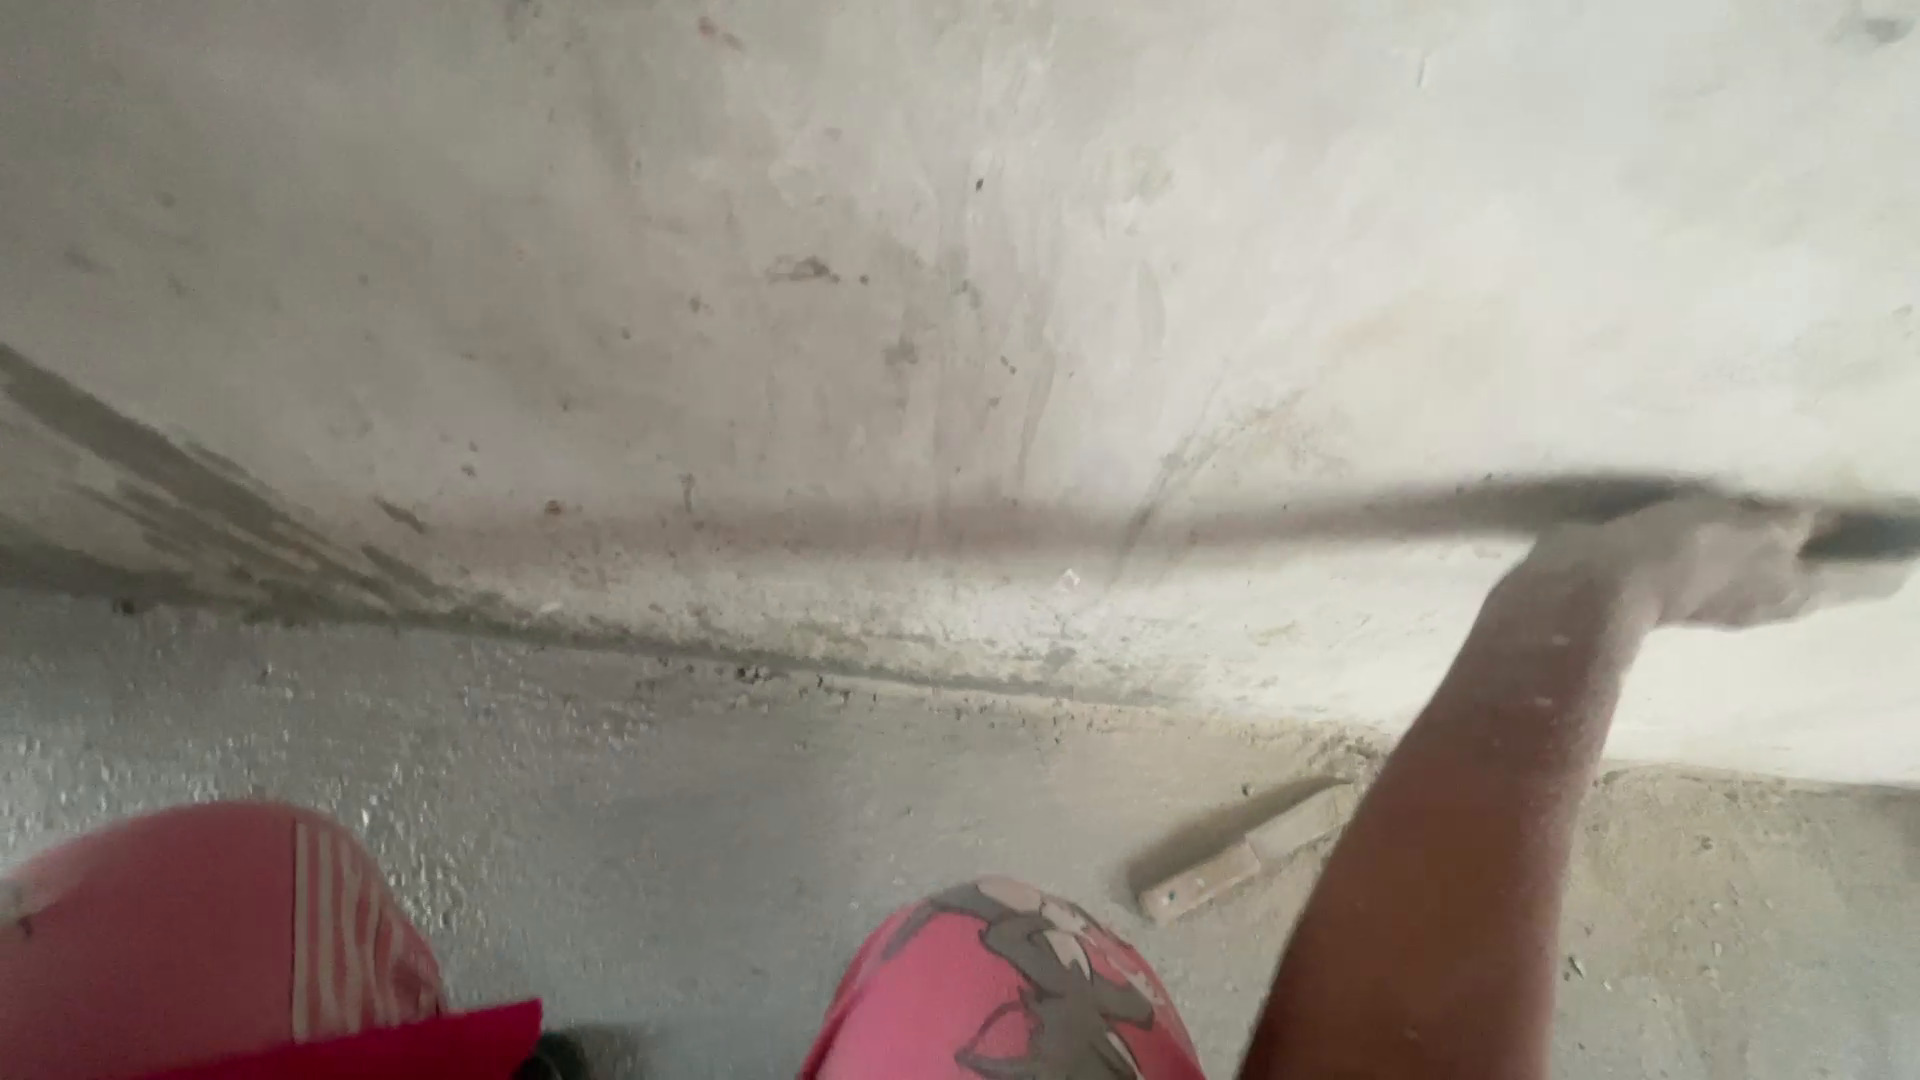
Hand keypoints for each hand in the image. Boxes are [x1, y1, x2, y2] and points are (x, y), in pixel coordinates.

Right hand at [1525, 496, 1901, 627]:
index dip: (1893, 549)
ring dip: (1763, 545)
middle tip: (1828, 506)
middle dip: (1823, 545)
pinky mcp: (1664, 587)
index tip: (1896, 520)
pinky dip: (1717, 546)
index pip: (1875, 577)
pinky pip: (1708, 564)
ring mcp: (1711, 600)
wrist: (1589, 581)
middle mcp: (1765, 604)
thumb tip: (1830, 519)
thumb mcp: (1752, 524)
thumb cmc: (1684, 552)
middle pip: (1814, 576)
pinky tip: (1704, 522)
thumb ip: (1798, 520)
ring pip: (1757, 570)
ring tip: (1760, 508)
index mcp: (1799, 592)